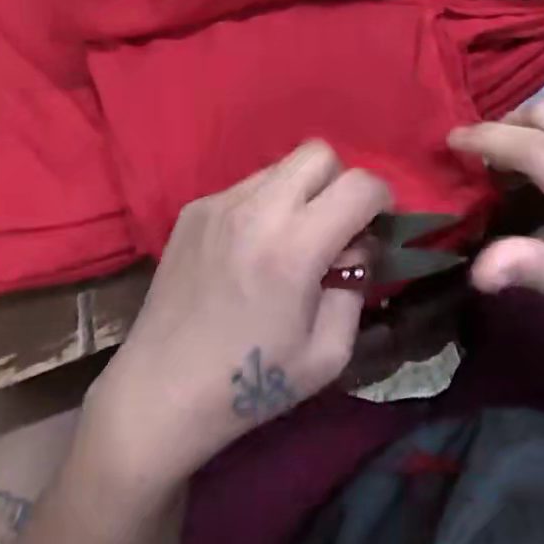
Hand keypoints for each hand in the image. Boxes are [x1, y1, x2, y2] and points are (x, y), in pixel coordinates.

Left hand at [82, 141, 387, 487]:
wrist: (161, 390)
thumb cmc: (251, 383)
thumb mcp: (328, 353)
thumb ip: (356, 287)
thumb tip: (358, 245)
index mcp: (294, 247)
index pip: (359, 185)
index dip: (382, 199)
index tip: (377, 226)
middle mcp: (256, 209)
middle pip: (318, 153)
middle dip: (340, 183)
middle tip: (335, 226)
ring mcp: (219, 203)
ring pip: (280, 166)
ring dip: (301, 192)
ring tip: (289, 239)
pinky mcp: (194, 208)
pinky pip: (246, 186)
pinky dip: (264, 205)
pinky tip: (250, 248)